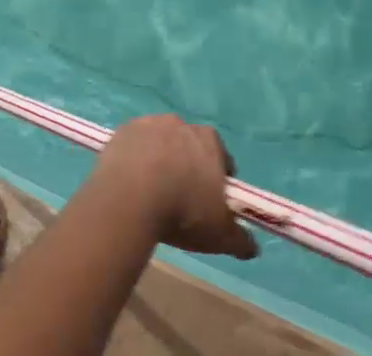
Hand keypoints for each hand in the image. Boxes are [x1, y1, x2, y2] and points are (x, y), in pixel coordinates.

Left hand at [92, 114, 258, 259]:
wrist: (128, 198)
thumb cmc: (183, 212)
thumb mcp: (221, 235)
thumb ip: (241, 239)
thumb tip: (252, 247)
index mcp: (208, 141)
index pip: (220, 154)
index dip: (218, 175)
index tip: (211, 196)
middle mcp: (178, 124)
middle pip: (187, 144)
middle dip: (187, 164)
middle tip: (181, 194)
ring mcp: (146, 124)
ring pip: (158, 142)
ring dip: (158, 159)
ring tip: (153, 189)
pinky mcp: (119, 132)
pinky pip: (132, 145)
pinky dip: (134, 159)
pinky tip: (131, 182)